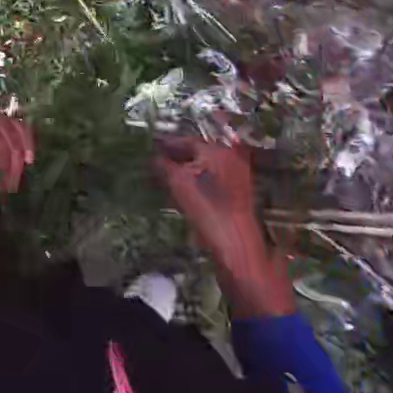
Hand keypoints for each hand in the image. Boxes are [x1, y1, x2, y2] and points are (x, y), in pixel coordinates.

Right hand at [153, 136, 294, 318]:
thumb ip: (165, 167)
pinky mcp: (240, 197)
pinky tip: (187, 193)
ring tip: (168, 177)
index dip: (168, 144)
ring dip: (188, 170)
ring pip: (208, 167)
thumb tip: (154, 157)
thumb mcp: (180, 186)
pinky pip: (215, 181)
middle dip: (178, 156)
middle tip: (157, 162)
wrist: (240, 251)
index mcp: (219, 151)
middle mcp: (232, 159)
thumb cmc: (209, 213)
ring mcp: (239, 178)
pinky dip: (199, 182)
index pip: (188, 140)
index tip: (152, 147)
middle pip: (200, 152)